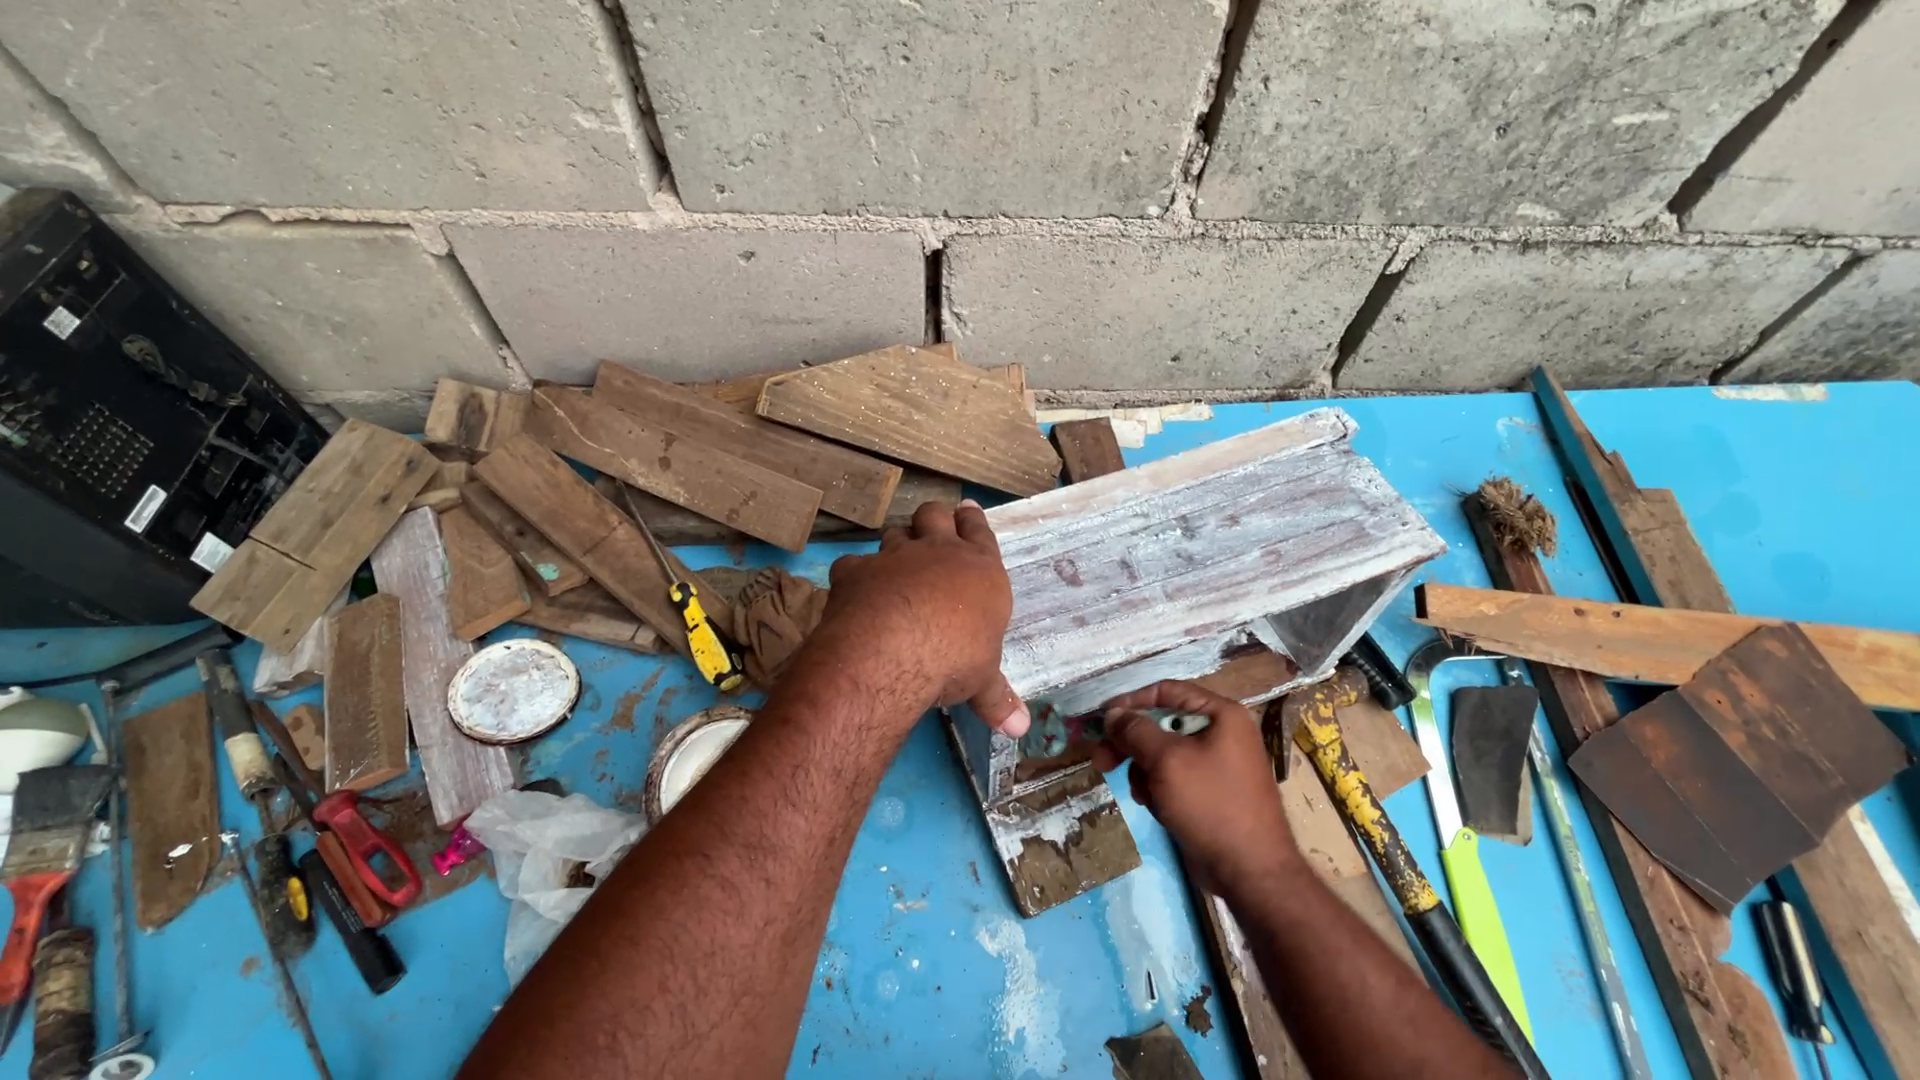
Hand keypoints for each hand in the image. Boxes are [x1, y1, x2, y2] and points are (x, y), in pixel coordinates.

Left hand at [820, 501, 1028, 735]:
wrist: (894, 650)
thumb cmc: (955, 659)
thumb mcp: (981, 682)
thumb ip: (997, 698)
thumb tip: (1021, 730)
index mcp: (979, 570)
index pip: (979, 531)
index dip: (973, 520)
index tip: (967, 509)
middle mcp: (938, 553)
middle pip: (934, 515)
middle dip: (933, 518)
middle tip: (932, 527)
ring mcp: (894, 558)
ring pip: (895, 533)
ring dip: (897, 544)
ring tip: (896, 560)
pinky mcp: (856, 571)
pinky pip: (854, 564)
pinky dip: (856, 575)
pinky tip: (856, 589)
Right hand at [1093, 681, 1298, 895]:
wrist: (1250, 871)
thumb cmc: (1211, 805)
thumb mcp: (1167, 761)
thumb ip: (1135, 730)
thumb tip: (1112, 714)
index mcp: (1221, 714)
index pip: (1166, 691)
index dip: (1131, 702)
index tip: (1101, 720)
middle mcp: (1221, 733)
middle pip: (1161, 724)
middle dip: (1131, 743)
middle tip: (1101, 760)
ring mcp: (1216, 764)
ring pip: (1162, 753)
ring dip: (1143, 771)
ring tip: (1143, 794)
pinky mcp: (1209, 792)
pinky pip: (1173, 777)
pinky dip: (1158, 789)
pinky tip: (1156, 807)